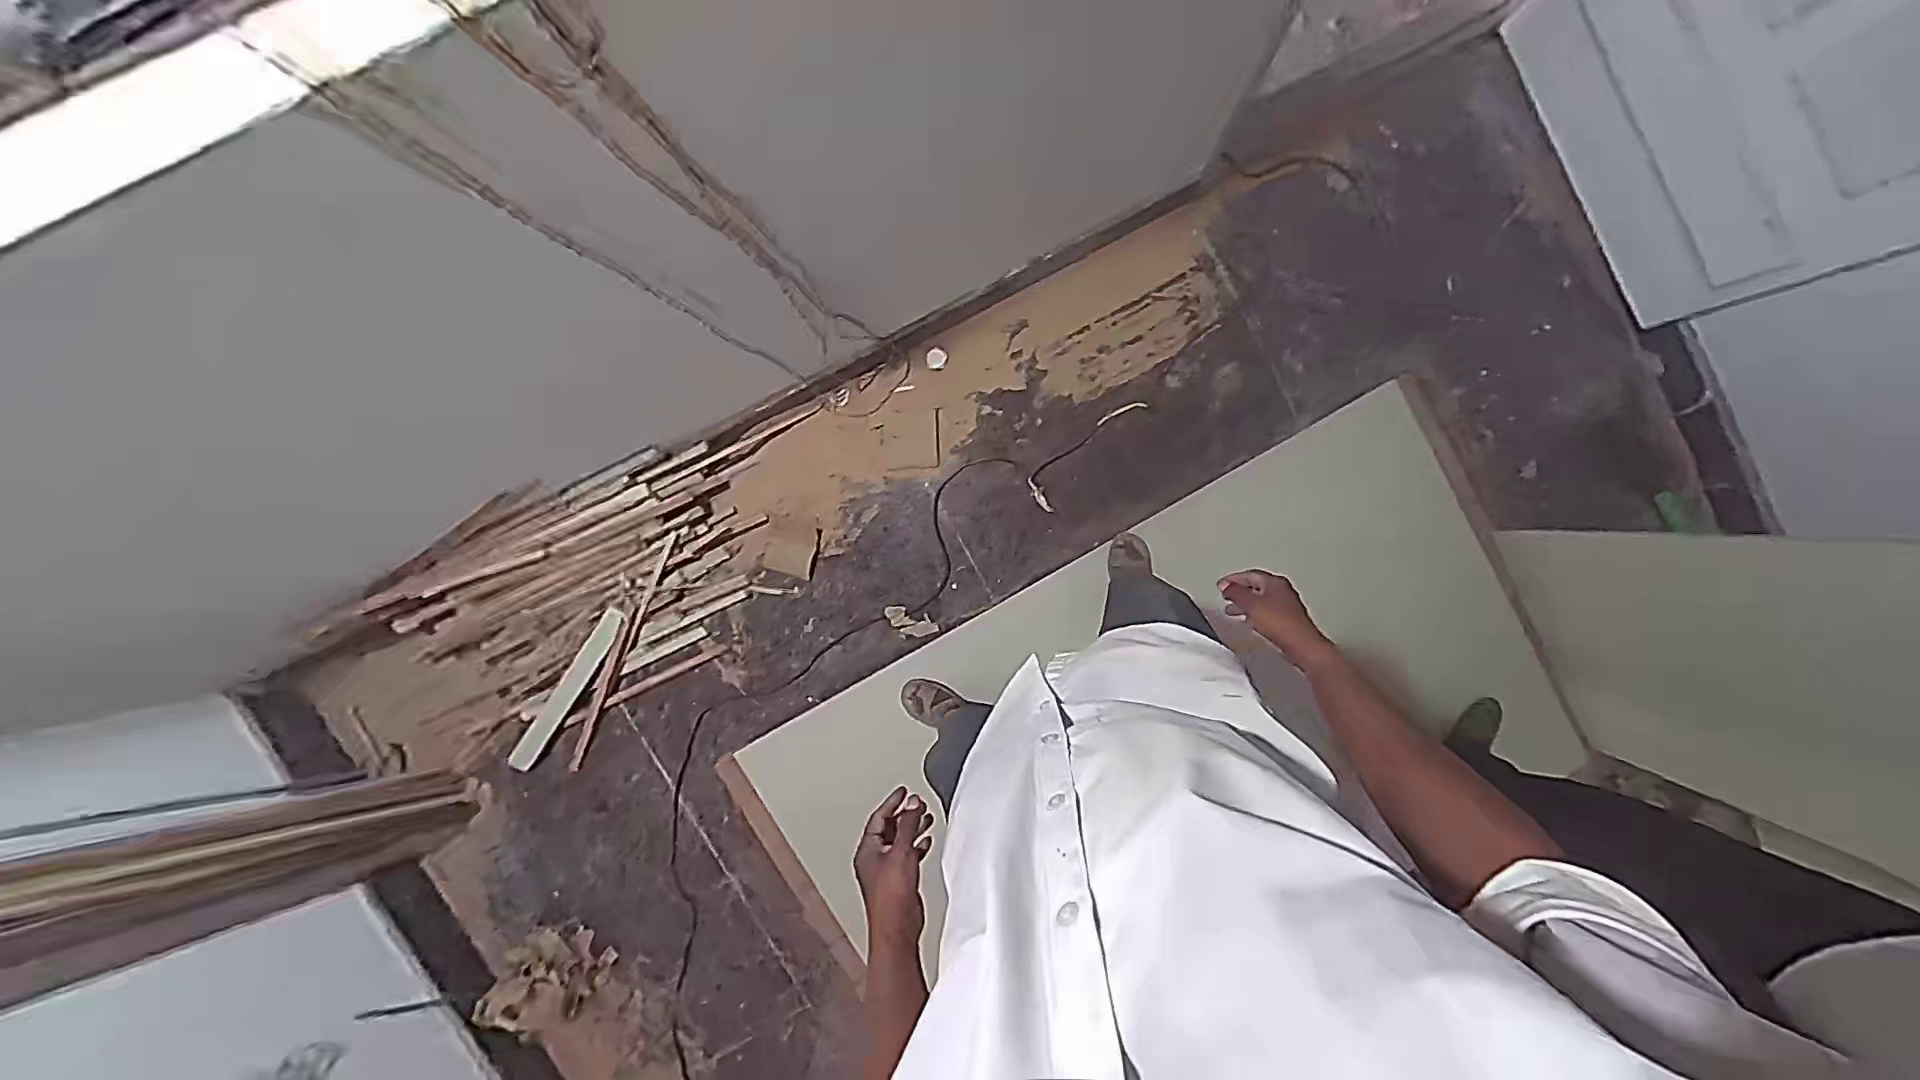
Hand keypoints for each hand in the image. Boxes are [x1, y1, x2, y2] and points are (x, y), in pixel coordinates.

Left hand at [854, 786, 933, 947]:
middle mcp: (874, 858)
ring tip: (925, 816)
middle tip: (917, 801)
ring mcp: (886, 870)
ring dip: (912, 827)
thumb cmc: (891, 898)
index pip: (879, 817)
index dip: (892, 802)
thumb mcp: (900, 852)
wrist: (896, 930)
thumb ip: (907, 825)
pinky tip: (925, 841)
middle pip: (890, 827)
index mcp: (867, 850)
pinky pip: (907, 854)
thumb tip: (912, 803)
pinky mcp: (899, 880)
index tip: (903, 791)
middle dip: (904, 813)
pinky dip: (916, 845)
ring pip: (899, 840)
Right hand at [1218, 570, 1334, 665]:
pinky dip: (1254, 613)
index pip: (1251, 575)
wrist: (1300, 643)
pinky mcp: (1287, 619)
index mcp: (1275, 582)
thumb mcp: (1250, 604)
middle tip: (1227, 594)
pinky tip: (1250, 621)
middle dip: (1239, 591)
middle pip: (1256, 586)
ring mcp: (1286, 605)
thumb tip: (1226, 585)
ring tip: (1234, 609)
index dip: (1234, 579)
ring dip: (1246, 604)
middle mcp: (1283, 591)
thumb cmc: (1281, 623)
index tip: (1222, 584)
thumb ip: (1235, 592)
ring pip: (1261, 600)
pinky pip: (1267, 612)